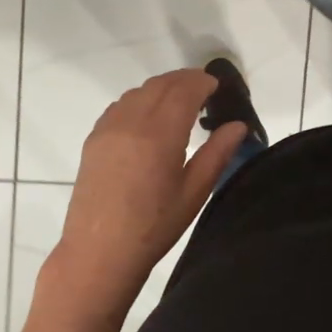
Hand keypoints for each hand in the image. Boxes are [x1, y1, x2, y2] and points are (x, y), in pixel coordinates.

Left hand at [42, 69, 249, 318]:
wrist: (99, 251)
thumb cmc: (153, 227)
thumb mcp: (194, 193)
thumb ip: (217, 153)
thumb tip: (238, 126)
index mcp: (159, 134)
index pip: (184, 90)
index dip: (202, 82)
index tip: (217, 86)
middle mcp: (131, 122)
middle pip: (160, 85)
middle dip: (184, 81)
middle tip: (204, 91)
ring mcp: (108, 128)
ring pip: (138, 92)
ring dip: (161, 89)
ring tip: (178, 105)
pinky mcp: (93, 139)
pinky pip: (120, 106)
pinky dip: (139, 101)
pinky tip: (148, 120)